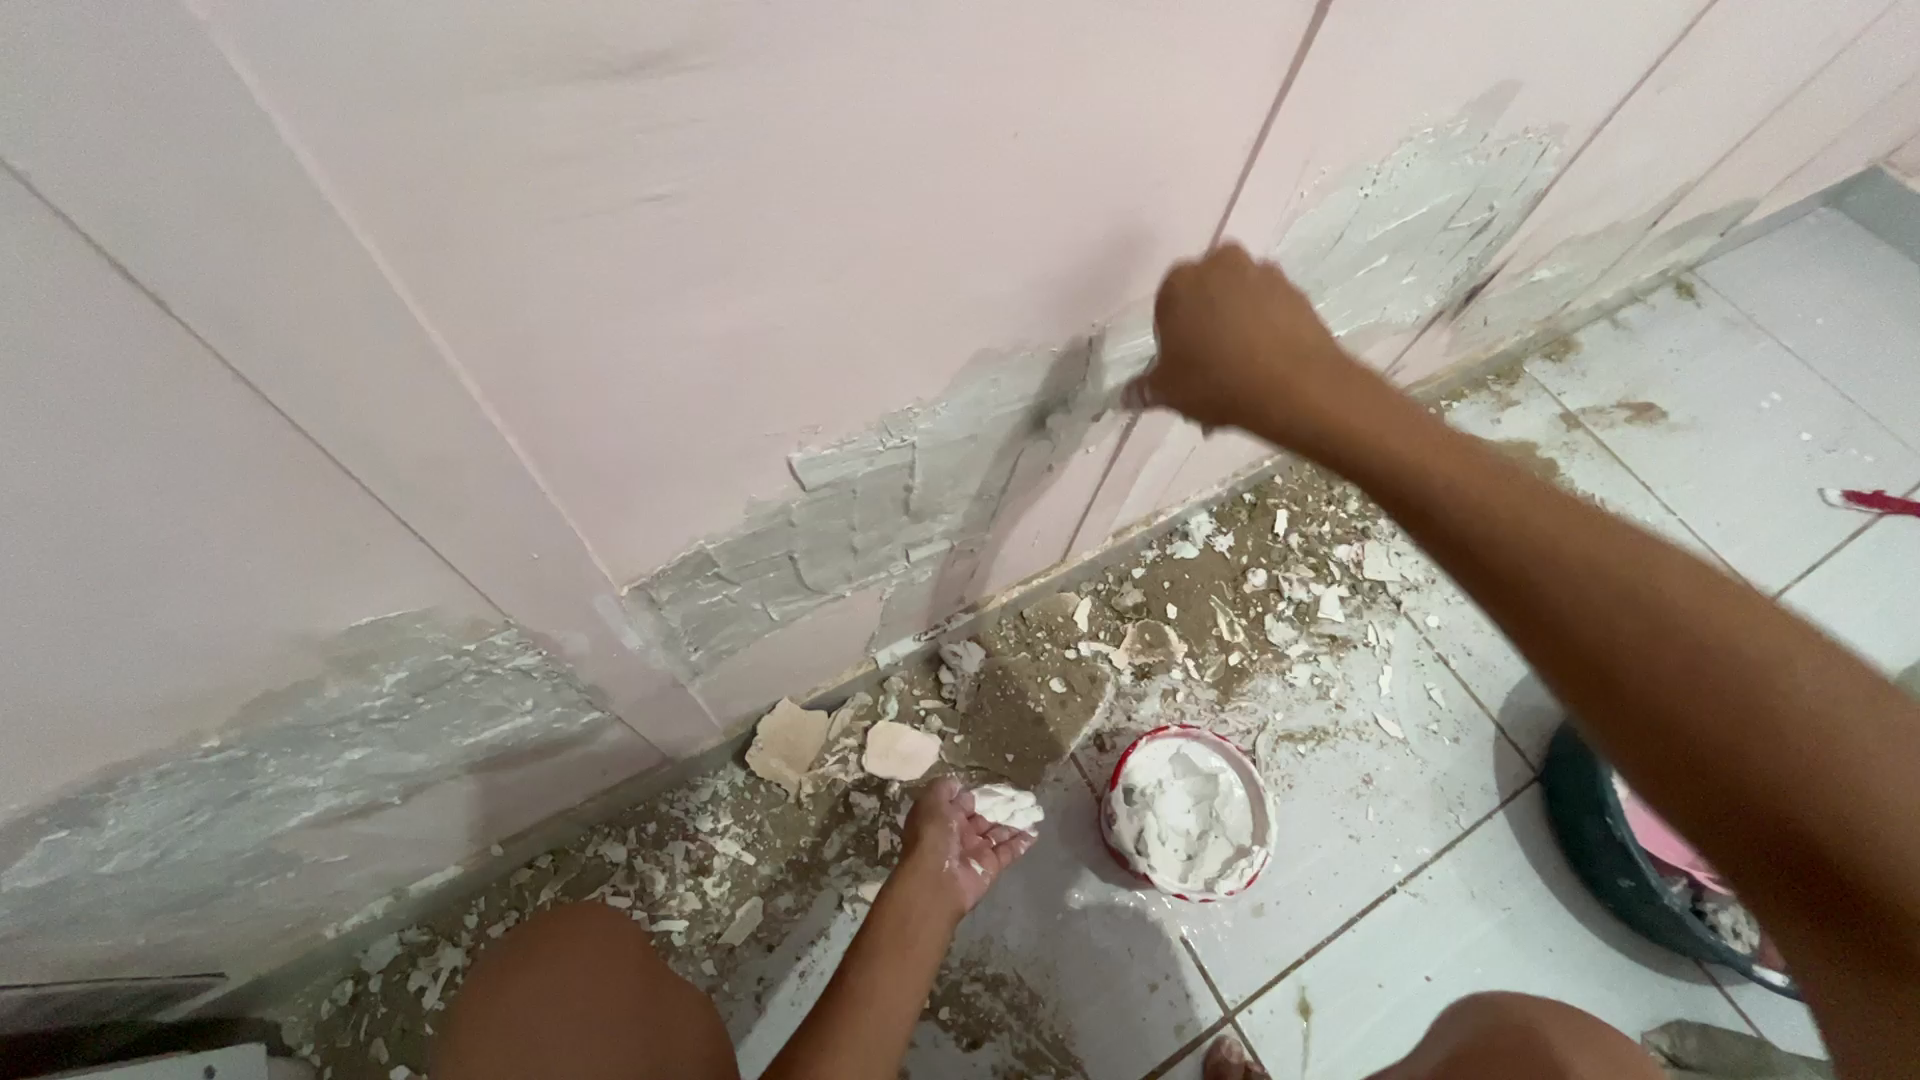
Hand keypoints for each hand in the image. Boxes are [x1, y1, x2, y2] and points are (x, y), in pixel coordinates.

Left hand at [896, 778, 1035, 920]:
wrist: (934, 880)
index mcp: (944, 817)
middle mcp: (960, 833)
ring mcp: (975, 850)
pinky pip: (1007, 852)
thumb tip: (958, 783)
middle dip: (1004, 807)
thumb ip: (943, 788)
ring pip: (999, 832)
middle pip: (986, 816)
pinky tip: (1035, 832)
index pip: (967, 802)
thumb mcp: (931, 802)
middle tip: (1026, 797)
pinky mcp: (989, 867)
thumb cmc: (931, 835)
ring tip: (1035, 810)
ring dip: (1016, 822)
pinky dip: (1021, 843)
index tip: (1003, 786)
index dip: (983, 795)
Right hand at [1126, 244, 1390, 454]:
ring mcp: (1262, 273)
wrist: (1293, 385)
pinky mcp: (1295, 290)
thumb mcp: (1167, 392)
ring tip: (1240, 370)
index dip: (1171, 338)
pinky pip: (1269, 308)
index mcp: (1179, 282)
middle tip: (1208, 366)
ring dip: (1235, 325)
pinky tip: (1264, 364)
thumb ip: (1142, 390)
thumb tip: (1125, 397)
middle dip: (1204, 324)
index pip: (1166, 306)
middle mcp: (1220, 265)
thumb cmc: (1215, 382)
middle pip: (1204, 296)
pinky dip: (1264, 329)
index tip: (1181, 365)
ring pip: (1238, 300)